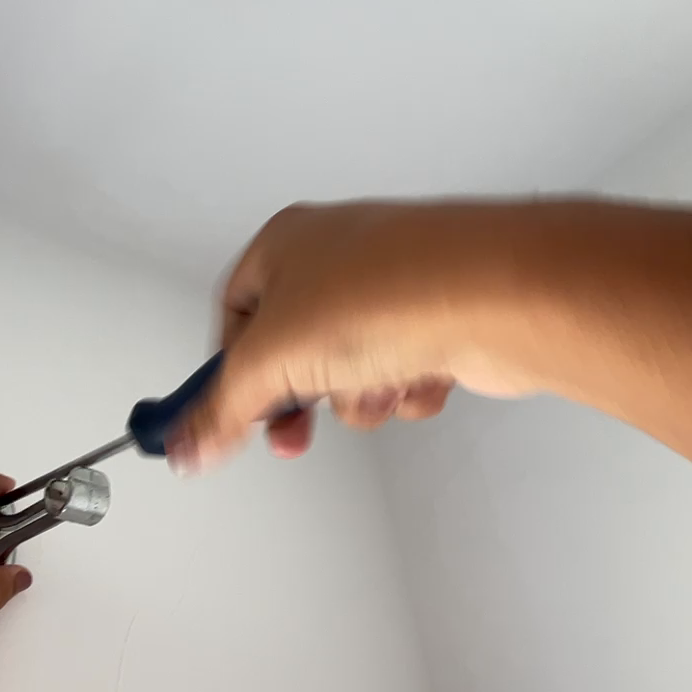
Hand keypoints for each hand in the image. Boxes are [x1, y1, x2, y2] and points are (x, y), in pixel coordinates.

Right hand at [173, 200, 549, 468]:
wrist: (504, 294)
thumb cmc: (388, 293)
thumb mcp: (268, 360)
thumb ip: (220, 410)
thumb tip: (187, 446)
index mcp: (284, 245)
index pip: (232, 318)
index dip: (226, 373)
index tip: (226, 418)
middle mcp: (335, 258)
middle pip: (289, 350)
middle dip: (296, 398)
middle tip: (291, 435)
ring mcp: (389, 286)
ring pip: (344, 369)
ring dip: (353, 396)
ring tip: (373, 382)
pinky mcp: (435, 317)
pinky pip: (396, 371)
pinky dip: (401, 387)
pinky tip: (416, 374)